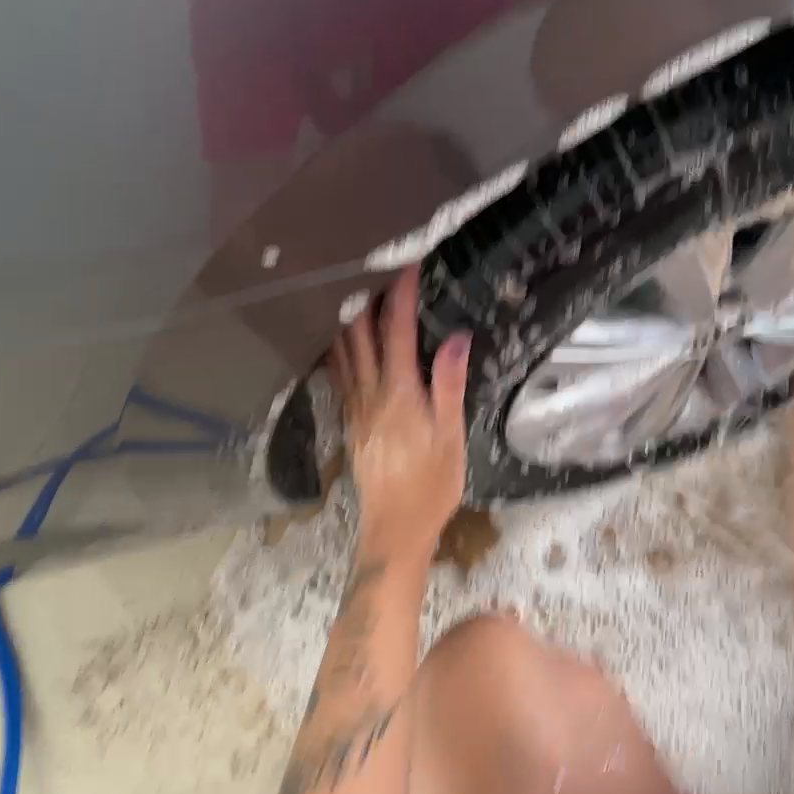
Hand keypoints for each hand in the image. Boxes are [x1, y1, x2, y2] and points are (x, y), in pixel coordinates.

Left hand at [329, 265, 471, 559]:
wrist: (396, 527)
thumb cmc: (433, 484)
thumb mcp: (452, 436)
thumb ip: (450, 385)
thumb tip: (456, 338)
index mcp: (399, 394)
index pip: (397, 333)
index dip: (400, 296)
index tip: (404, 265)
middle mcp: (370, 395)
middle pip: (359, 336)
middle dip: (364, 299)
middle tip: (369, 269)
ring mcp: (355, 409)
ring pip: (342, 354)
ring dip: (345, 320)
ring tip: (348, 293)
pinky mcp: (350, 423)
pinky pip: (339, 376)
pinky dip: (337, 350)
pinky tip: (337, 343)